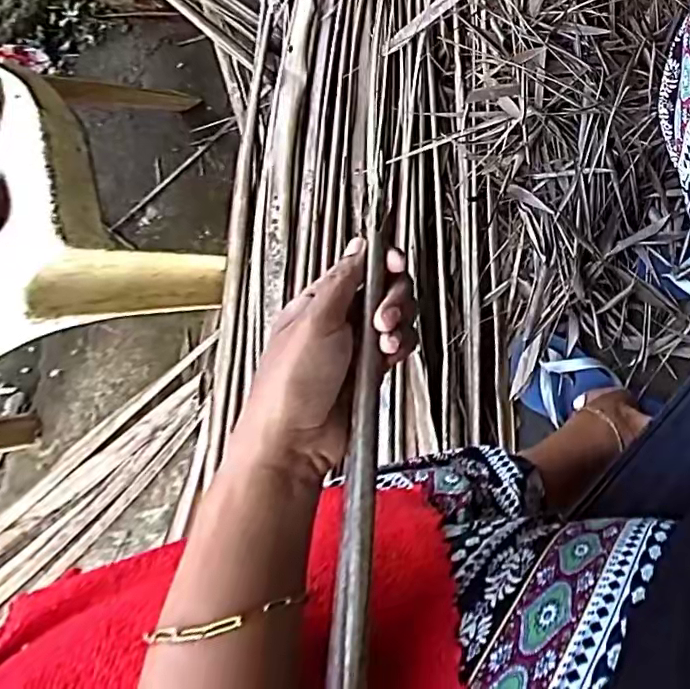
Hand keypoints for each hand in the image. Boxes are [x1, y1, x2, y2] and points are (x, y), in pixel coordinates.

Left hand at [231, 240, 418, 482]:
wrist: (295, 444)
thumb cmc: (287, 387)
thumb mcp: (315, 321)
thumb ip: (343, 279)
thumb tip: (359, 245)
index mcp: (319, 302)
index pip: (361, 266)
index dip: (383, 263)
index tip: (395, 265)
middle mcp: (340, 319)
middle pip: (387, 289)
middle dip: (393, 300)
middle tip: (381, 317)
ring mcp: (358, 343)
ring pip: (399, 315)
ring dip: (398, 326)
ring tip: (382, 343)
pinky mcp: (373, 365)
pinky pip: (401, 343)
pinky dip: (401, 347)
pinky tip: (386, 357)